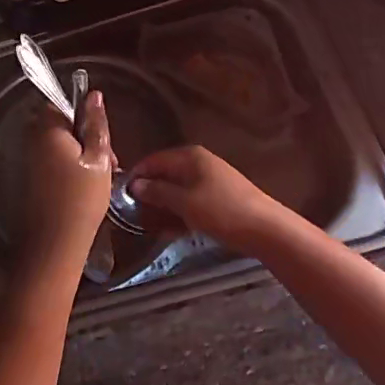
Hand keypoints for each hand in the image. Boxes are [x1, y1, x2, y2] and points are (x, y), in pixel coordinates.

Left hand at [26, 91, 115, 249]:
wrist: (55, 243)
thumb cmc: (82, 198)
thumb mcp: (99, 158)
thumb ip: (96, 125)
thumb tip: (94, 95)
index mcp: (48, 131)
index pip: (60, 104)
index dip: (83, 114)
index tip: (100, 134)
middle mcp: (33, 142)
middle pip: (60, 126)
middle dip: (85, 136)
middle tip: (107, 159)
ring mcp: (30, 163)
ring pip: (59, 146)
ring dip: (80, 154)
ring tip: (100, 176)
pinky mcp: (32, 182)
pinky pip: (54, 163)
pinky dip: (70, 169)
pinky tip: (86, 188)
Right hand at [126, 146, 293, 254]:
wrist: (264, 227)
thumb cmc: (221, 211)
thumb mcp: (184, 202)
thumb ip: (157, 192)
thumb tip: (134, 184)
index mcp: (189, 156)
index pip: (153, 160)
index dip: (136, 176)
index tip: (121, 196)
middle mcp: (199, 162)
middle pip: (165, 174)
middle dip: (150, 193)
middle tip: (135, 215)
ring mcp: (211, 178)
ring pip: (178, 189)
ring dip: (164, 206)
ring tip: (152, 225)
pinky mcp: (219, 195)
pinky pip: (191, 199)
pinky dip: (180, 211)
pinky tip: (174, 228)